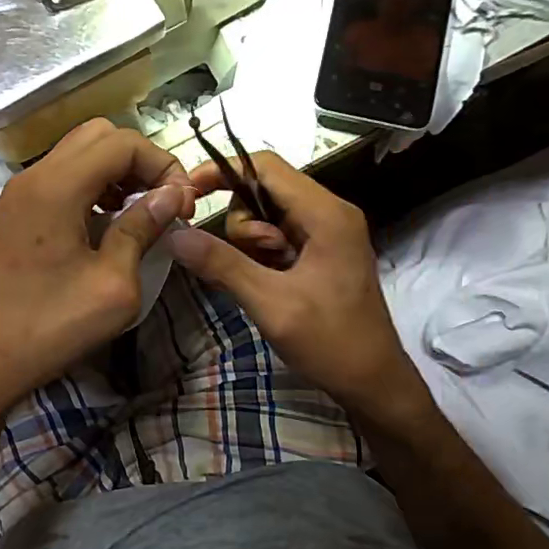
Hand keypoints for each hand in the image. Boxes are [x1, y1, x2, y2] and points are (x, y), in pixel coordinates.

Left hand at [0, 119, 195, 436]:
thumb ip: (141, 229)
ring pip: (77, 154)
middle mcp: (32, 178)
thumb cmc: (50, 329)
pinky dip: (90, 188)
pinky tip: (104, 228)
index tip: (181, 209)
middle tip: (160, 205)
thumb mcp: (113, 286)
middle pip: (98, 136)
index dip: (163, 166)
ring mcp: (16, 195)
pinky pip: (58, 179)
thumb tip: (171, 194)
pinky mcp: (11, 215)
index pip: (123, 143)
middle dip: (139, 162)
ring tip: (137, 216)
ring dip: (115, 173)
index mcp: (56, 187)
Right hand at [168, 152, 418, 416]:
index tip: (188, 194)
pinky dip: (263, 254)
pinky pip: (279, 234)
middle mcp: (329, 211)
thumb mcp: (270, 303)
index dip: (222, 171)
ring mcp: (328, 231)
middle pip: (264, 189)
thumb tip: (174, 234)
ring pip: (268, 214)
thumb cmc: (330, 341)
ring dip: (252, 242)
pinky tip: (270, 283)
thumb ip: (222, 264)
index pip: (265, 166)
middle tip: (251, 263)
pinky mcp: (322, 250)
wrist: (373, 382)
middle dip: (242, 222)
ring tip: (266, 280)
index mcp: (325, 213)